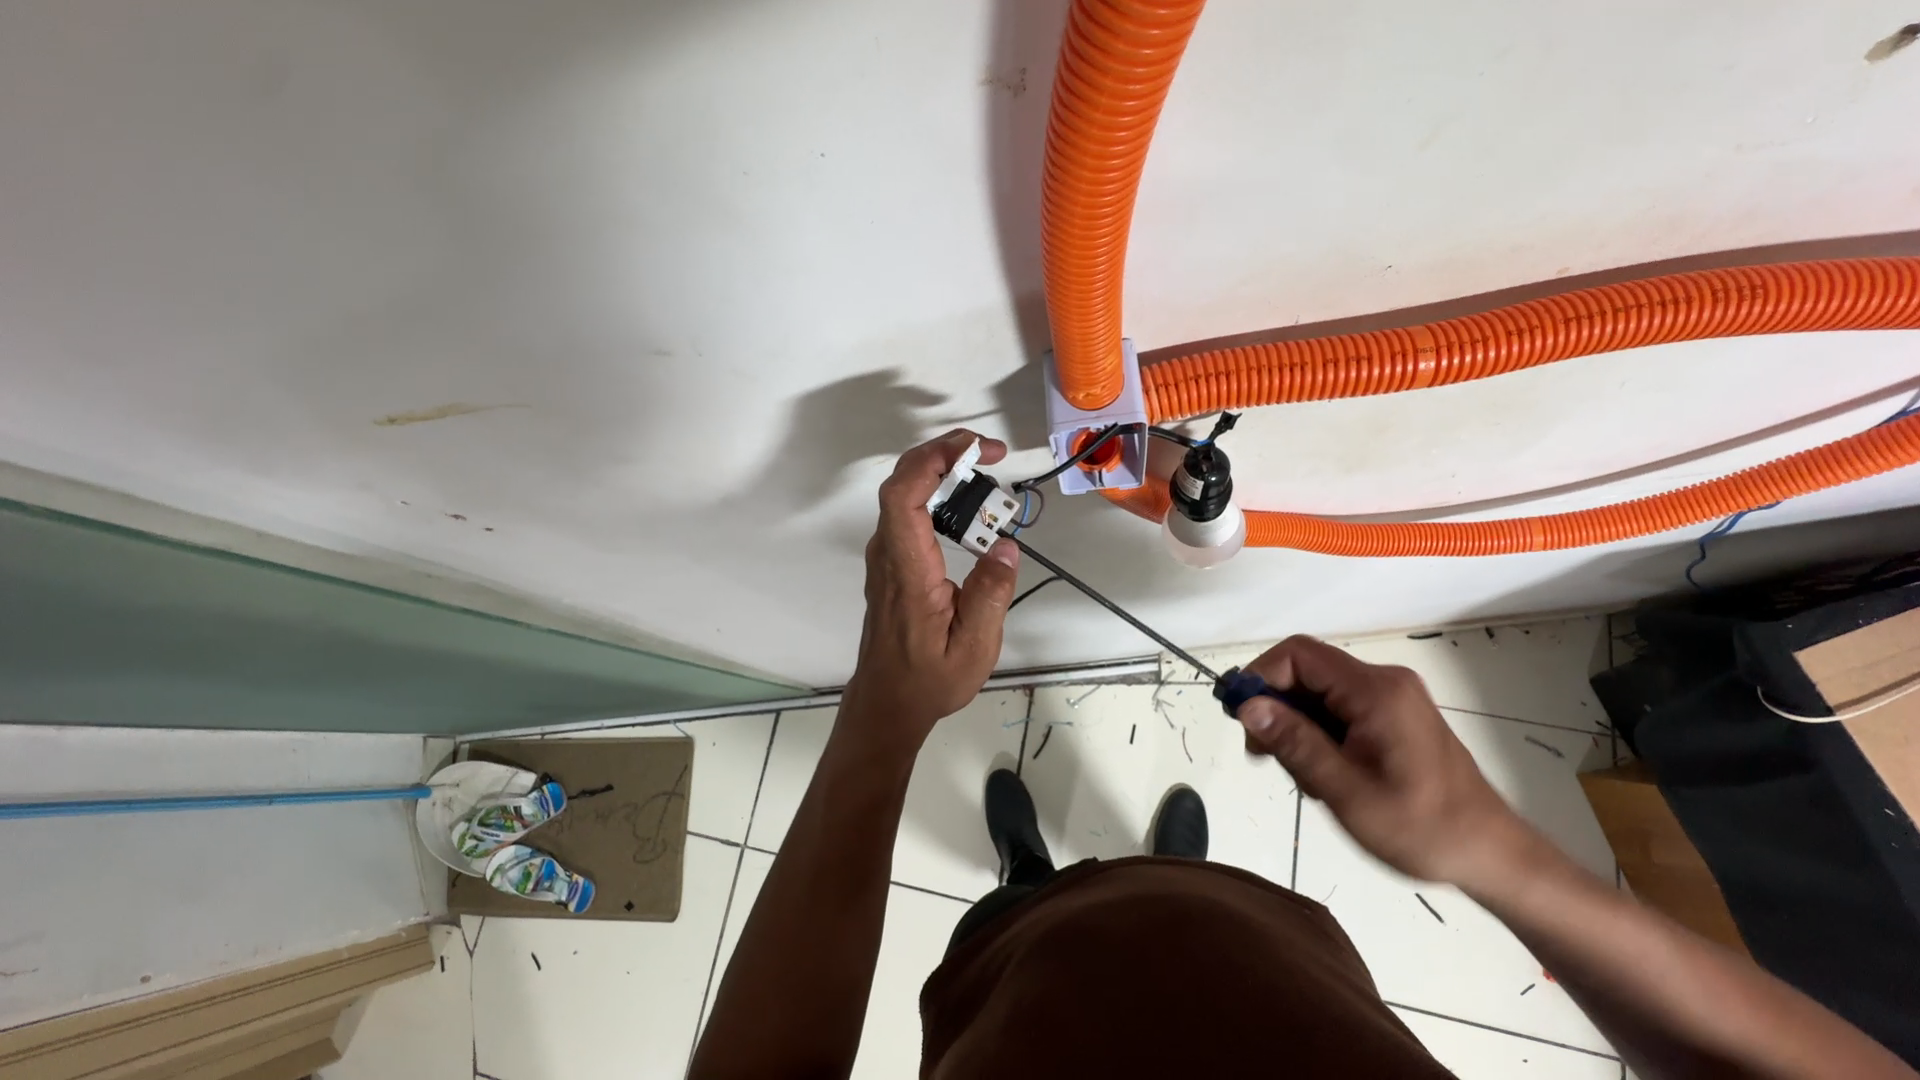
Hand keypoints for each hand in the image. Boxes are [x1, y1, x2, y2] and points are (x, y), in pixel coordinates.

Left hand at [840, 430, 1020, 753]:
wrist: (889, 700)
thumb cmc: (929, 679)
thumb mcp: (974, 646)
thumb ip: (990, 594)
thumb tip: (1005, 547)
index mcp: (907, 570)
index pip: (903, 496)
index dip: (934, 459)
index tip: (975, 448)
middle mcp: (889, 554)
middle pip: (902, 483)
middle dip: (945, 455)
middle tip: (994, 454)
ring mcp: (886, 556)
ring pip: (904, 494)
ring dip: (943, 472)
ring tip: (988, 472)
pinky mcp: (892, 562)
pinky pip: (909, 512)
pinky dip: (937, 493)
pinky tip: (968, 504)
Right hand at [1235, 636, 1534, 888]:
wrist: (1491, 855)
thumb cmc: (1420, 828)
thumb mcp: (1346, 791)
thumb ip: (1295, 743)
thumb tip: (1246, 705)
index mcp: (1376, 691)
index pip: (1298, 654)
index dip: (1261, 678)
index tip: (1244, 721)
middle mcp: (1385, 682)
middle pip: (1307, 671)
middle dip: (1276, 707)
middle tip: (1267, 756)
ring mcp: (1393, 698)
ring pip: (1319, 692)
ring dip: (1297, 726)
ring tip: (1306, 776)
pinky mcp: (1395, 716)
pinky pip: (1339, 707)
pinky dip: (1319, 733)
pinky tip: (1325, 773)